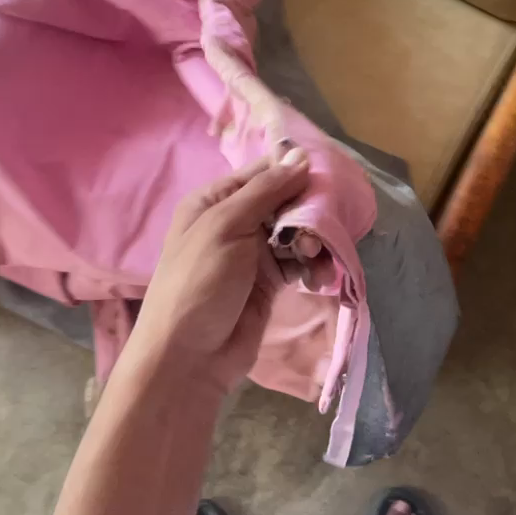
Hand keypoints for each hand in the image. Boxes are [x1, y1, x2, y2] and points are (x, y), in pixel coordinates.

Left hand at [129, 148, 311, 393]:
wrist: (189, 358)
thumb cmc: (199, 283)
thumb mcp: (226, 227)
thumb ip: (265, 190)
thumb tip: (300, 156)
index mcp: (216, 200)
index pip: (263, 172)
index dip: (294, 171)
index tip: (326, 175)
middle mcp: (236, 221)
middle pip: (286, 201)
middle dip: (308, 211)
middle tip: (319, 228)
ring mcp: (254, 253)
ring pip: (297, 232)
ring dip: (313, 241)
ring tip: (314, 258)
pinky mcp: (271, 281)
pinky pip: (299, 261)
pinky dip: (312, 265)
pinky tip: (317, 277)